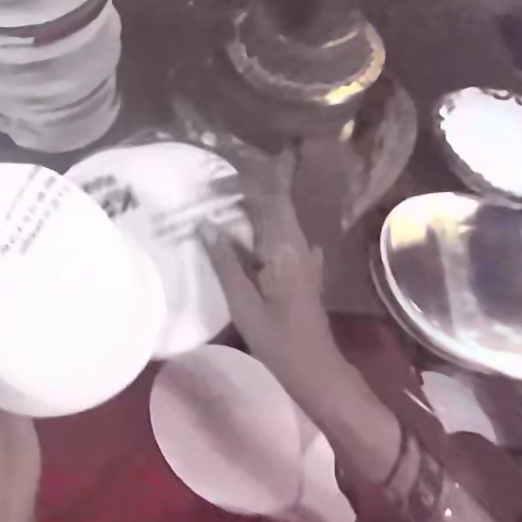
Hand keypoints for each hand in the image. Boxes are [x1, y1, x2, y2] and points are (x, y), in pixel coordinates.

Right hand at [204, 149, 372, 418]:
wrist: (317, 370)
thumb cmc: (277, 339)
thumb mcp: (243, 302)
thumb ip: (225, 261)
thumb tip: (205, 223)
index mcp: (284, 247)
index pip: (270, 196)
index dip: (253, 172)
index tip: (230, 151)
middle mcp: (298, 243)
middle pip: (276, 200)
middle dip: (252, 179)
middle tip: (219, 165)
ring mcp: (303, 255)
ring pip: (279, 215)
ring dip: (256, 198)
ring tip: (227, 186)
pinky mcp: (302, 267)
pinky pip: (281, 232)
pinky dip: (263, 220)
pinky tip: (245, 222)